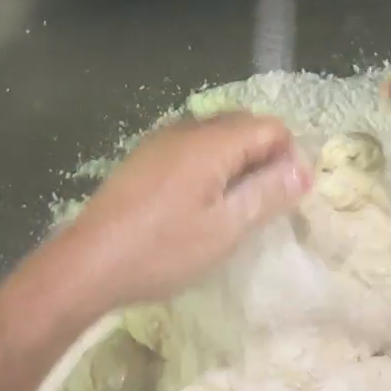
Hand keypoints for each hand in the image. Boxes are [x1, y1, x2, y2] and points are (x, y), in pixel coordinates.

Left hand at [62, 113, 309, 308]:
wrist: (86, 265)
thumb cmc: (162, 249)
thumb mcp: (225, 229)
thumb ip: (267, 194)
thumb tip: (304, 171)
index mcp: (213, 142)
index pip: (270, 127)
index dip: (289, 156)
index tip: (286, 196)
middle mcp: (188, 129)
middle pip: (244, 125)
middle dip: (264, 156)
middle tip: (264, 203)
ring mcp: (162, 141)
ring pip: (216, 136)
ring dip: (236, 161)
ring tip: (233, 207)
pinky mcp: (143, 157)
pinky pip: (191, 147)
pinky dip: (208, 165)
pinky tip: (197, 204)